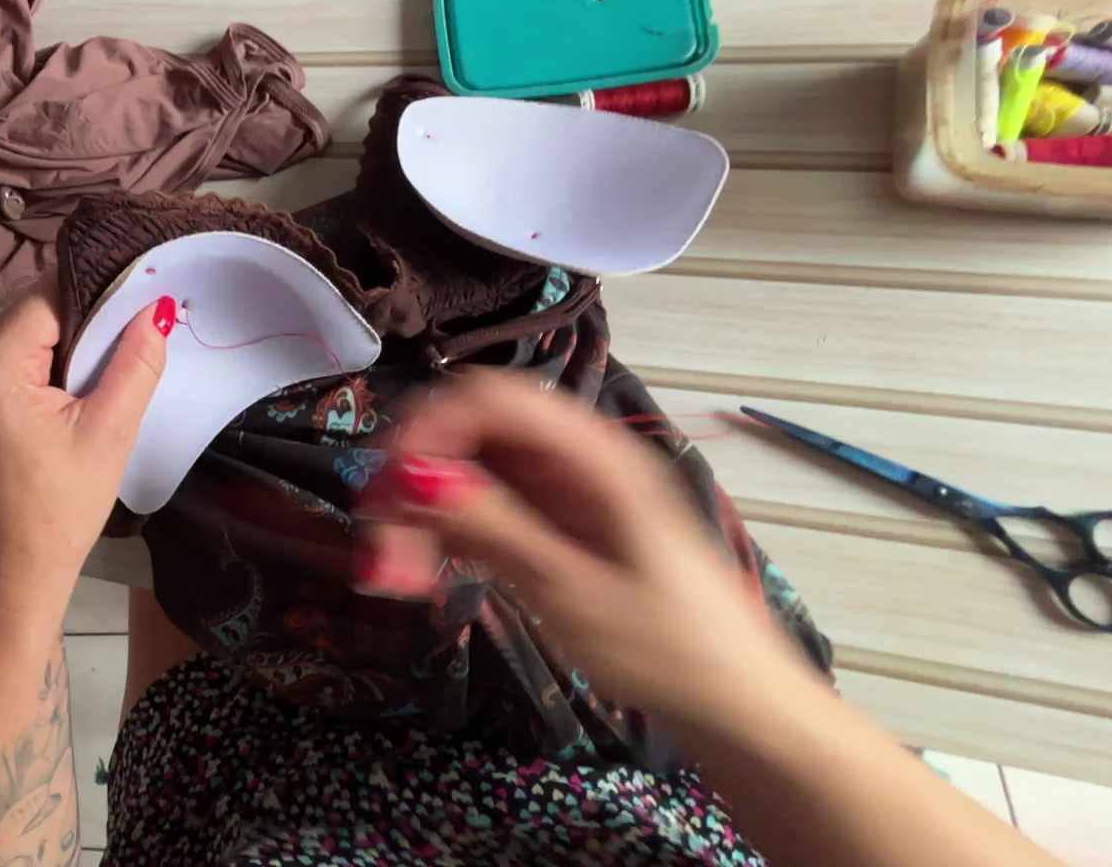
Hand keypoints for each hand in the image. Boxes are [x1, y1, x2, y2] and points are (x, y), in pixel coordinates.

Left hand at [0, 280, 173, 608]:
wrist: (15, 571)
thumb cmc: (61, 508)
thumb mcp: (110, 432)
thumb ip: (136, 363)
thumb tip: (158, 309)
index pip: (47, 296)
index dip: (96, 289)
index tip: (140, 292)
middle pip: (32, 311)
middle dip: (85, 315)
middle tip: (135, 327)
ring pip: (25, 332)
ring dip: (69, 339)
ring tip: (114, 356)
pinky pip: (14, 357)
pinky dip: (50, 360)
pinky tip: (81, 380)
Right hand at [360, 371, 825, 731]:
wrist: (736, 711)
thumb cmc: (670, 649)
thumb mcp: (573, 590)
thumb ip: (492, 527)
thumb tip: (410, 476)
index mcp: (592, 455)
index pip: (491, 400)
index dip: (430, 424)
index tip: (386, 480)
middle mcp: (566, 459)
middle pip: (468, 430)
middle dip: (412, 471)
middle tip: (376, 529)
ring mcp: (553, 490)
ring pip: (461, 469)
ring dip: (417, 507)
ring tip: (393, 566)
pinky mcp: (541, 522)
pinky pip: (473, 506)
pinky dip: (439, 531)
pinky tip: (421, 568)